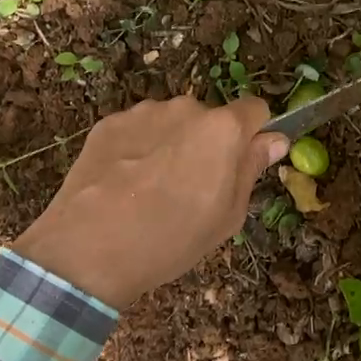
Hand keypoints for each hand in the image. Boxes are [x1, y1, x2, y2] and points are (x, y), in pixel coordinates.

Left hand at [11, 95, 288, 308]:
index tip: (240, 163)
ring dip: (170, 144)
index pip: (255, 110)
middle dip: (207, 143)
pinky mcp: (108, 123)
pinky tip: (121, 184)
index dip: (252, 135)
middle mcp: (187, 107)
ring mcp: (144, 112)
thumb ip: (252, 170)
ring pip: (171, 123)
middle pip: (210, 118)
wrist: (85, 253)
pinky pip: (137, 130)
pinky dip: (136, 149)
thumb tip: (275, 140)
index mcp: (223, 129)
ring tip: (149, 189)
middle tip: (190, 187)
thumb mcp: (226, 217)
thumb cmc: (169, 241)